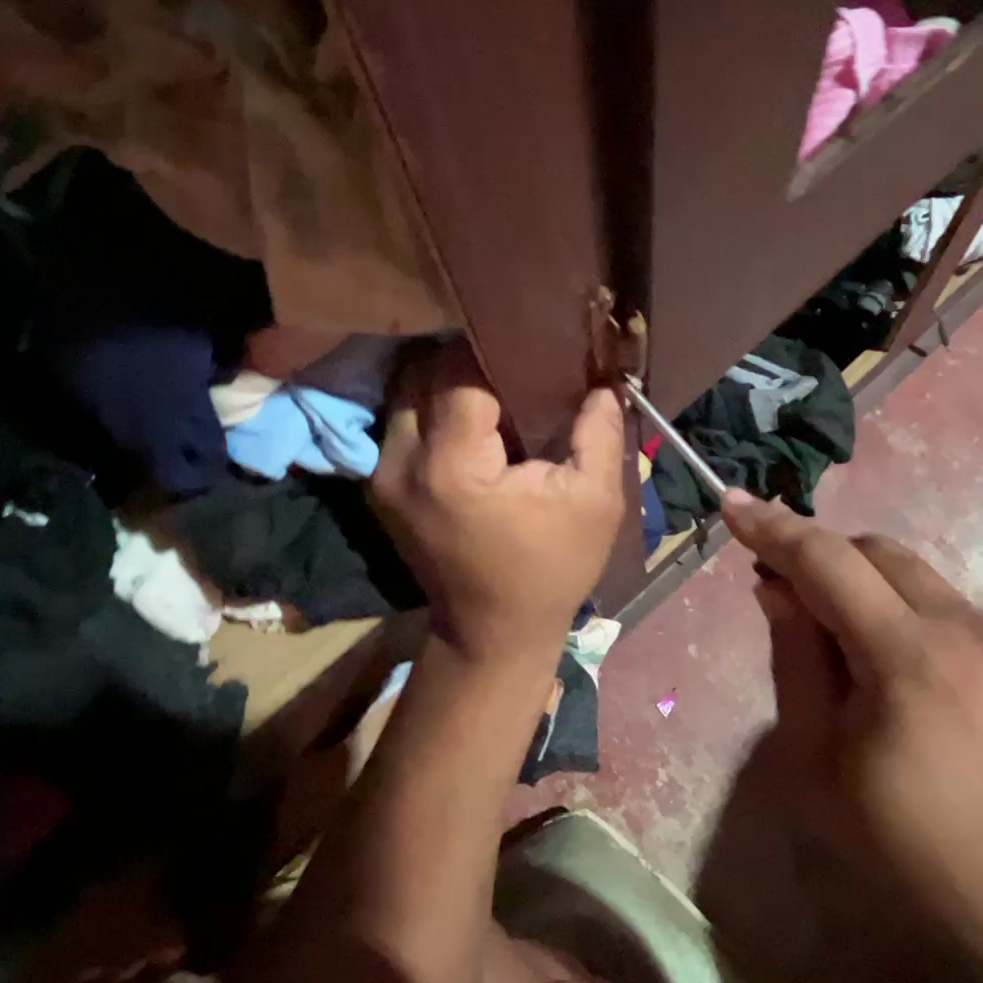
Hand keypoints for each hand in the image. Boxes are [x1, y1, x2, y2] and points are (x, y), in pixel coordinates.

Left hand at [370, 343, 624, 656]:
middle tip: (514, 365)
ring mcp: (381, 474)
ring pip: (403, 389)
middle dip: (467, 361)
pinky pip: (398, 419)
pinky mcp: (378, 485)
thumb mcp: (594, 503)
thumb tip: (605, 381)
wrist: (492, 633)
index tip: (533, 349)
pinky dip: (429, 406)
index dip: (498, 354)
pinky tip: (468, 419)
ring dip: (443, 380)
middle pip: (423, 371)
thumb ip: (600, 433)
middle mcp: (402, 461)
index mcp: (453, 465)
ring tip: (491, 389)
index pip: (460, 372)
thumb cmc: (550, 571)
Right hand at [718, 490, 982, 973]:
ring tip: (856, 659)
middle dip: (825, 558)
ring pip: (923, 582)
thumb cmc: (911, 850)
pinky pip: (962, 617)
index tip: (733, 504)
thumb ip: (796, 664)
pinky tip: (919, 687)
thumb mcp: (820, 768)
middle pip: (880, 553)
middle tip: (788, 596)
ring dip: (874, 594)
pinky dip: (919, 625)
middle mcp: (971, 630)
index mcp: (910, 660)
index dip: (775, 529)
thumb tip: (777, 591)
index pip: (829, 563)